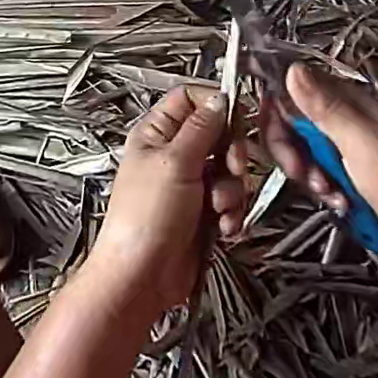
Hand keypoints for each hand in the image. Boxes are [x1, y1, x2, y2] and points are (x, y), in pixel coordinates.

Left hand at [85, 87, 249, 316]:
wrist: (142, 278)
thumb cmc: (142, 219)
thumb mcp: (175, 162)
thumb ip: (202, 128)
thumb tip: (220, 99)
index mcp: (157, 132)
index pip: (191, 99)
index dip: (216, 105)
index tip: (235, 118)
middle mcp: (174, 154)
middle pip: (218, 134)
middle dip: (231, 153)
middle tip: (231, 167)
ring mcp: (189, 183)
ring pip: (229, 169)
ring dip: (231, 189)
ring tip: (217, 206)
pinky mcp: (203, 211)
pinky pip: (232, 200)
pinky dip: (232, 213)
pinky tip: (222, 225)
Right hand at [262, 64, 377, 255]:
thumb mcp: (366, 147)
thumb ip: (328, 109)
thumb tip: (292, 69)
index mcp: (347, 98)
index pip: (291, 86)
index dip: (276, 111)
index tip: (280, 141)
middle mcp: (342, 112)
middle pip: (290, 117)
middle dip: (290, 148)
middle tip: (306, 173)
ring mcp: (345, 138)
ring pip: (300, 144)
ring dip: (305, 171)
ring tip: (329, 190)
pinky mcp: (348, 164)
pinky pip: (315, 166)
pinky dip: (320, 184)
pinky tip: (339, 199)